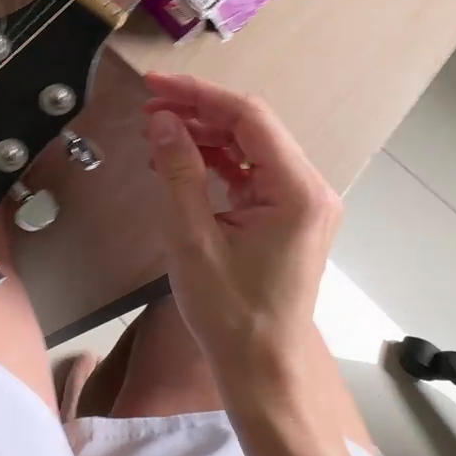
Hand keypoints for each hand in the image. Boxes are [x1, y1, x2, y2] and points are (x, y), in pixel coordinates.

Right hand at [140, 72, 341, 380]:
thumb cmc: (230, 311)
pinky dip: (210, 157)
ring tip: (154, 132)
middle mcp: (308, 188)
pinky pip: (246, 168)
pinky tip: (175, 159)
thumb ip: (177, 171)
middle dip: (196, 109)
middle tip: (146, 107)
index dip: (198, 93)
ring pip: (246, 143)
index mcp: (296, 191)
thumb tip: (160, 119)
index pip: (248, 117)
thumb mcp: (192, 238)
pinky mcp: (284, 213)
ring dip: (200, 132)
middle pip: (249, 125)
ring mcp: (298, 201)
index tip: (153, 86)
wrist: (261, 369)